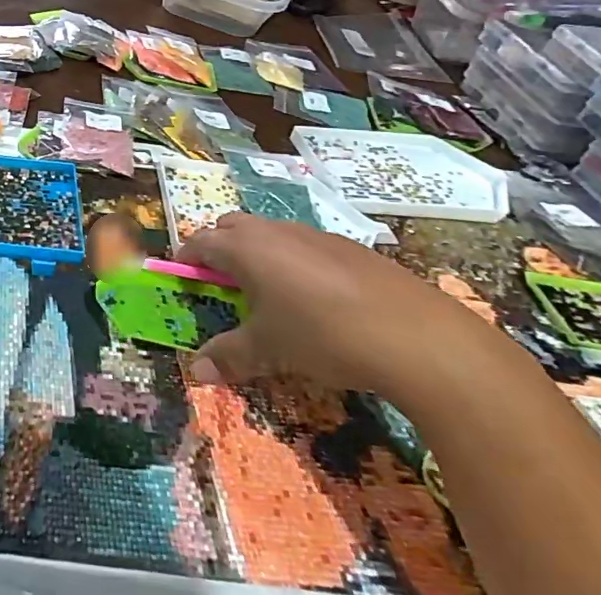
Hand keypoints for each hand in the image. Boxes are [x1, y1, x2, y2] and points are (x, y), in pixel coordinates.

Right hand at [176, 214, 505, 398]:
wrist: (418, 337)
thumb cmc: (323, 335)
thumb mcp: (269, 351)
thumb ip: (229, 357)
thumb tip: (195, 373)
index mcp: (245, 248)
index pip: (199, 242)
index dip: (185, 259)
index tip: (181, 279)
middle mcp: (275, 231)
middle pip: (231, 226)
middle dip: (219, 248)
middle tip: (221, 284)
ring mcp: (315, 235)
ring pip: (270, 233)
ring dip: (258, 253)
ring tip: (268, 294)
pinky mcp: (350, 248)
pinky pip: (305, 245)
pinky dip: (294, 261)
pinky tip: (316, 300)